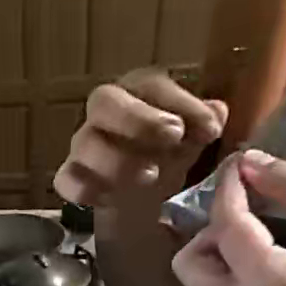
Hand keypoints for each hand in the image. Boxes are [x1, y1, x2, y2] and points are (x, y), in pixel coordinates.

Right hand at [55, 69, 227, 205]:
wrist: (140, 197)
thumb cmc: (167, 154)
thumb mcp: (193, 139)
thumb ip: (203, 125)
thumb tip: (217, 111)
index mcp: (138, 93)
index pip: (152, 85)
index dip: (181, 103)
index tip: (211, 130)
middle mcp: (104, 113)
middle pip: (104, 101)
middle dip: (139, 119)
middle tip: (172, 136)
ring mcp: (83, 145)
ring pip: (85, 143)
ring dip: (118, 160)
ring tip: (151, 178)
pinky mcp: (70, 177)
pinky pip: (67, 180)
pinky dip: (87, 189)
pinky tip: (113, 199)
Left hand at [171, 151, 285, 285]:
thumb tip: (249, 163)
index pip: (224, 226)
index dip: (227, 187)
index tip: (239, 160)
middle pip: (189, 264)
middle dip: (211, 229)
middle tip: (253, 206)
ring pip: (203, 283)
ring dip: (221, 249)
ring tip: (268, 224)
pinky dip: (235, 269)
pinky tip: (275, 249)